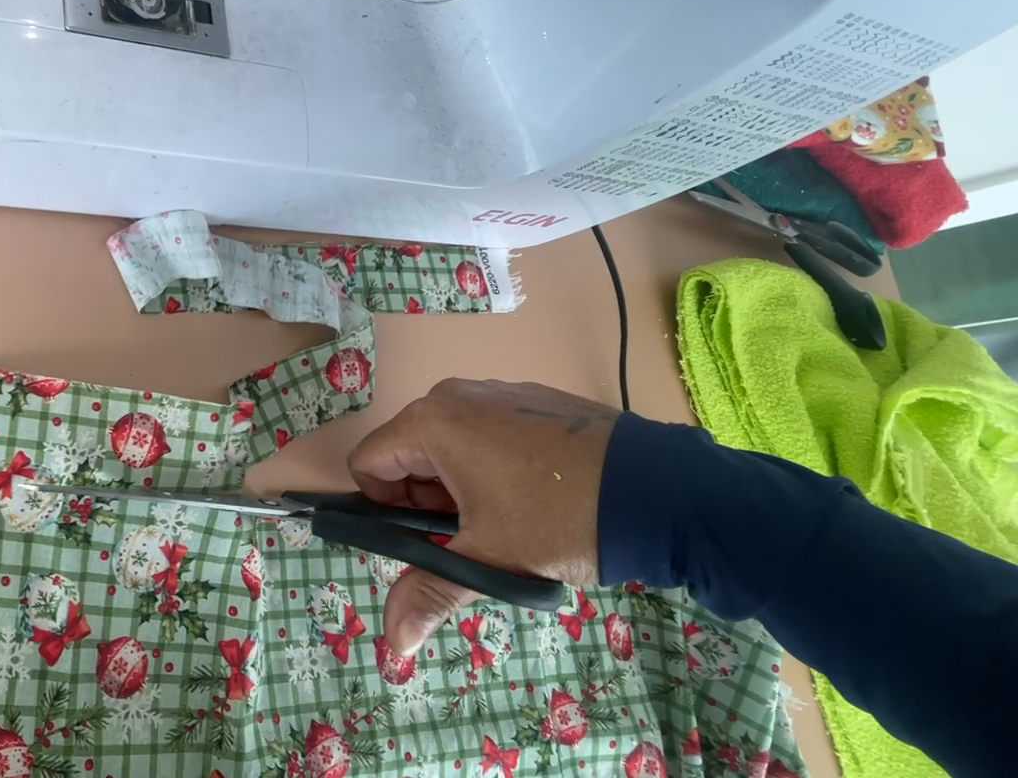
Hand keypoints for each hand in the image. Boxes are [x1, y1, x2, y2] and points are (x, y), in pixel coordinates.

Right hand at [347, 378, 618, 655]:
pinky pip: (483, 429)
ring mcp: (493, 391)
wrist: (667, 491)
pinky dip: (491, 462)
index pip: (368, 463)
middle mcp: (451, 395)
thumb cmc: (563, 519)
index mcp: (430, 422)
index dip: (386, 507)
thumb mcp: (494, 559)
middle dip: (427, 499)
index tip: (433, 535)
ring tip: (511, 515)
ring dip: (459, 484)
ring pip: (446, 443)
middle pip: (407, 453)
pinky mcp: (529, 395)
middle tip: (477, 532)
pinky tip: (537, 491)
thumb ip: (433, 593)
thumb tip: (394, 646)